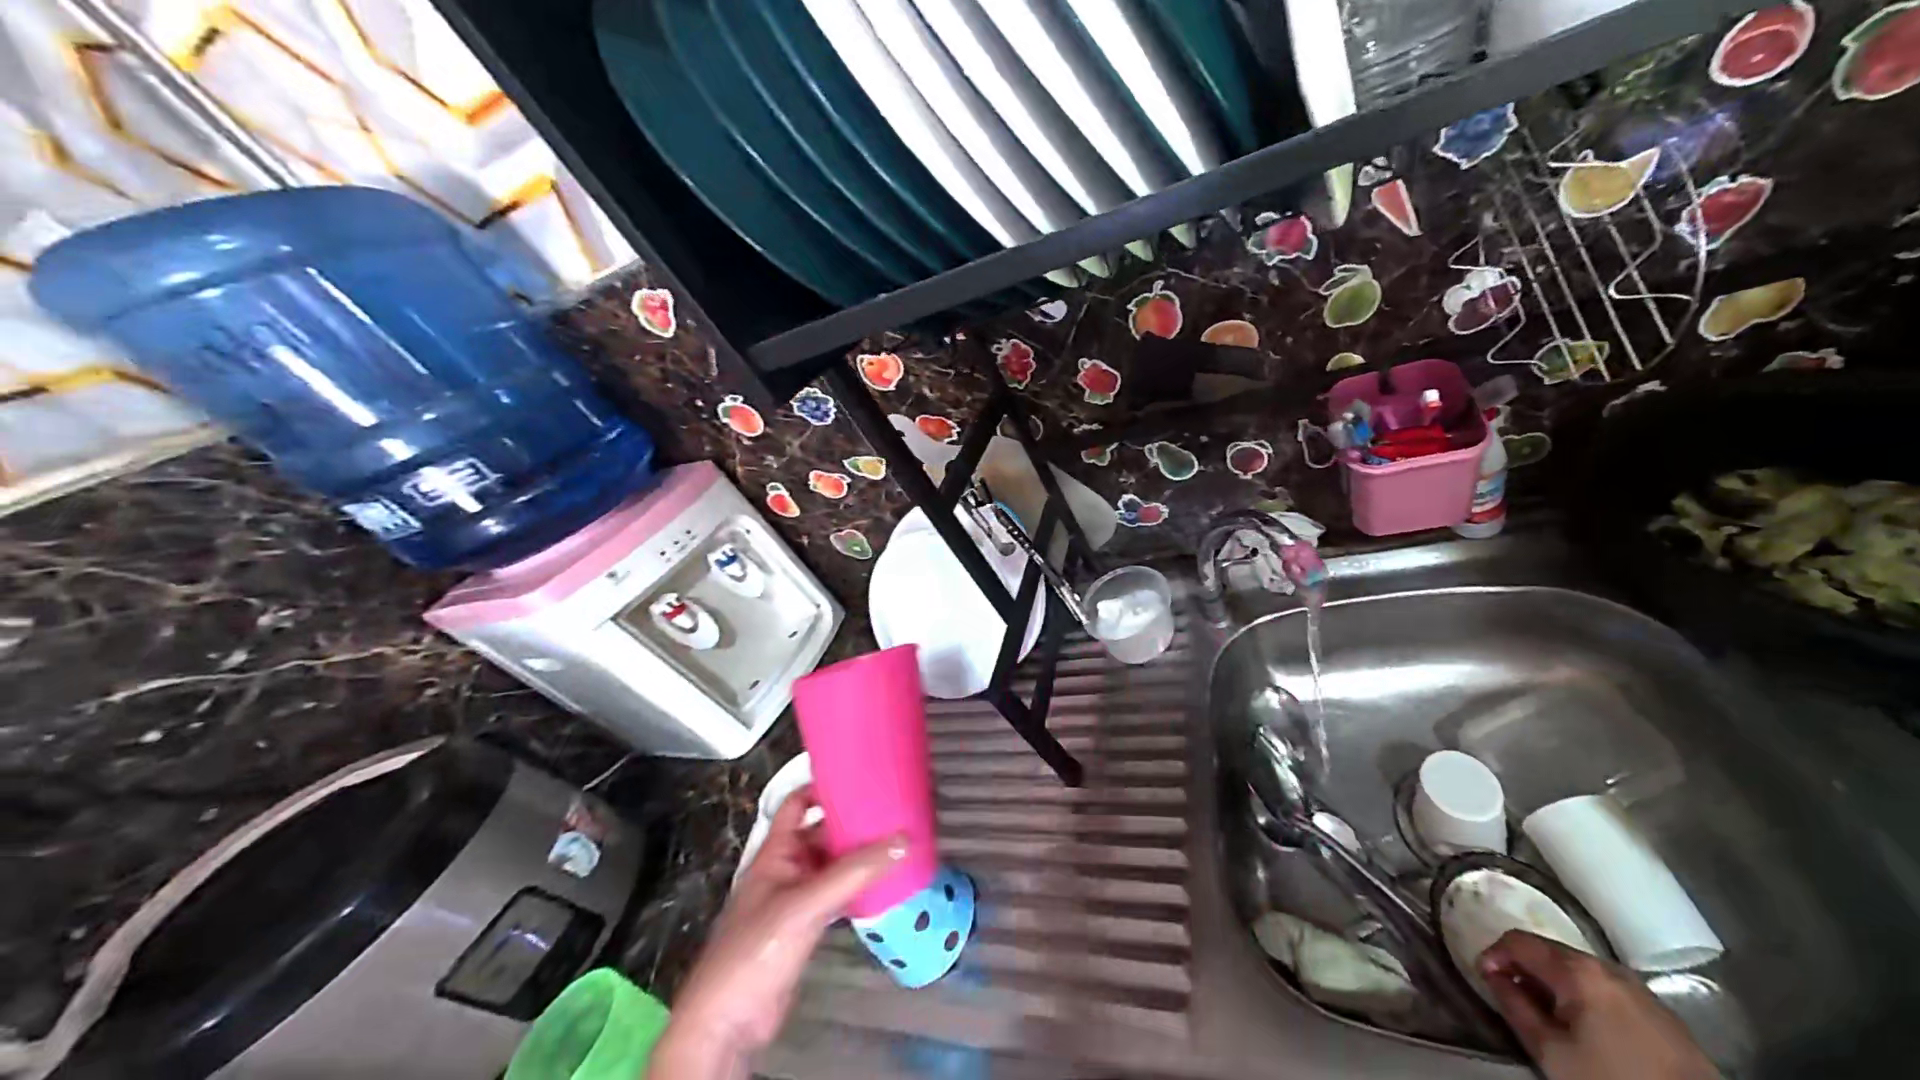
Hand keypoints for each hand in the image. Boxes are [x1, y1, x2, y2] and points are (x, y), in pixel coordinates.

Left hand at [648, 787, 906, 1079]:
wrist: (728, 1021)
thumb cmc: (754, 951)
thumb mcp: (805, 904)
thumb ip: (854, 873)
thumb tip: (902, 840)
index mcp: (775, 853)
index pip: (798, 804)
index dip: (823, 787)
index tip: (859, 775)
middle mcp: (785, 870)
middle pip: (821, 835)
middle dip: (851, 823)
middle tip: (891, 810)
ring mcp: (794, 900)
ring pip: (832, 866)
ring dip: (858, 857)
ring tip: (896, 842)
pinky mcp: (804, 928)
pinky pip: (836, 896)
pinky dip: (858, 888)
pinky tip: (883, 886)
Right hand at [1479, 931, 1719, 1079]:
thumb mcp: (1549, 1050)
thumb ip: (1513, 1004)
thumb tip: (1494, 975)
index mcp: (1577, 970)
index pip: (1518, 941)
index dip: (1493, 954)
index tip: (1484, 978)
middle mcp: (1607, 966)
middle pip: (1549, 950)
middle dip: (1524, 968)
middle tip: (1513, 996)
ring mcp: (1639, 987)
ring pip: (1579, 969)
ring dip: (1554, 981)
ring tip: (1548, 1013)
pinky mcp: (1660, 1010)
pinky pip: (1606, 987)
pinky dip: (1585, 994)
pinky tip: (1588, 1026)